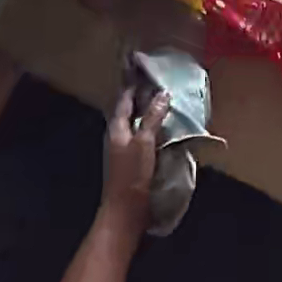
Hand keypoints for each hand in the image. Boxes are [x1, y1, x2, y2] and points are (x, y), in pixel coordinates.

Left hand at [99, 87, 169, 235]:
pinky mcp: (131, 159)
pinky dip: (150, 127)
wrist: (125, 212)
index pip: (124, 97)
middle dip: (142, 96)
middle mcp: (117, 133)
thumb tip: (162, 93)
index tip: (146, 69)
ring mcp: (123, 147)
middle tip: (159, 83)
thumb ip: (152, 118)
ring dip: (147, 112)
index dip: (133, 83)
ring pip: (135, 122)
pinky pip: (141, 135)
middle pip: (128, 108)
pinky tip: (163, 129)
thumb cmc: (132, 175)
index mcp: (116, 126)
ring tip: (165, 102)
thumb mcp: (144, 143)